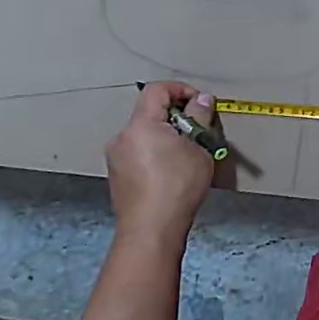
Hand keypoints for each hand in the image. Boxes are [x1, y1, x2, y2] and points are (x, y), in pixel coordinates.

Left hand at [105, 81, 216, 244]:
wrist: (151, 229)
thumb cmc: (178, 186)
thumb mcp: (199, 149)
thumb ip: (200, 119)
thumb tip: (202, 99)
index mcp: (141, 125)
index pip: (157, 90)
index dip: (181, 89)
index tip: (200, 104)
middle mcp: (122, 136)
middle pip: (150, 111)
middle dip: (176, 116)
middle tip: (198, 132)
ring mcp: (116, 156)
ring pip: (144, 132)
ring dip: (166, 134)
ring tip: (187, 154)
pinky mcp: (116, 174)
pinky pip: (138, 150)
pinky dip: (155, 150)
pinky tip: (171, 170)